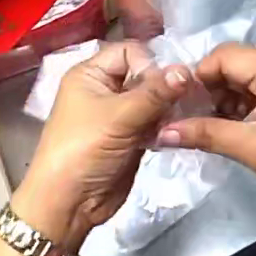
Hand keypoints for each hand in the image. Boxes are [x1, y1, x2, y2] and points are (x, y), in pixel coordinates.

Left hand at [16, 42, 188, 249]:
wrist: (68, 205)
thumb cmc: (84, 150)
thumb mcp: (119, 117)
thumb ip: (155, 93)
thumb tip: (187, 70)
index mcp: (91, 74)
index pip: (130, 51)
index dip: (149, 64)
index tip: (164, 86)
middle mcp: (105, 88)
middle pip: (145, 74)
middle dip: (165, 86)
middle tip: (187, 99)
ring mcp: (119, 114)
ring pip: (154, 99)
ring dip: (169, 107)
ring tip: (183, 117)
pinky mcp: (132, 136)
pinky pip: (155, 120)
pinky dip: (166, 124)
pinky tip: (177, 131)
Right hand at [157, 45, 255, 207]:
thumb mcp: (251, 146)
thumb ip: (205, 133)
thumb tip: (161, 132)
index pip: (224, 56)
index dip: (197, 77)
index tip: (177, 104)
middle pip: (237, 65)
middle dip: (211, 90)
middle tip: (189, 118)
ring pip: (249, 79)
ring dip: (227, 100)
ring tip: (208, 126)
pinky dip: (247, 105)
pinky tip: (234, 127)